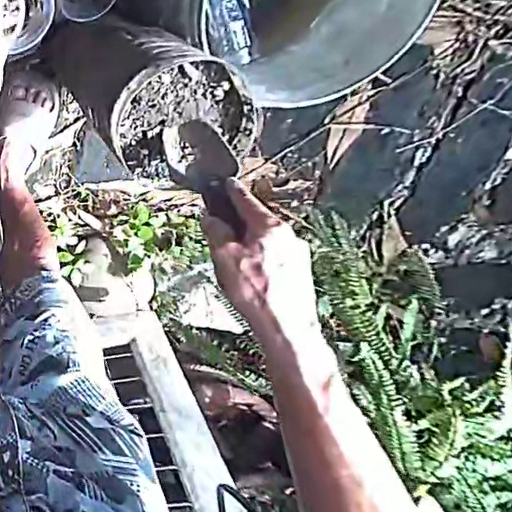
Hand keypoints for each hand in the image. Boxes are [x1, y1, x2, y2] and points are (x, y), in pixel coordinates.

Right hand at [203, 180, 321, 342]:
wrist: (287, 329)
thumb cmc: (256, 293)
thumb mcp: (223, 257)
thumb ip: (215, 232)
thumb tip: (210, 218)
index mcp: (270, 227)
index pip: (247, 200)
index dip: (232, 190)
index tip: (227, 182)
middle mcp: (289, 236)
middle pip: (257, 220)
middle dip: (238, 222)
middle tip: (220, 229)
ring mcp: (298, 254)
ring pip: (266, 239)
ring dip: (249, 242)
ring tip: (233, 260)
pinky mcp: (300, 272)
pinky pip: (275, 255)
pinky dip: (260, 257)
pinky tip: (251, 275)